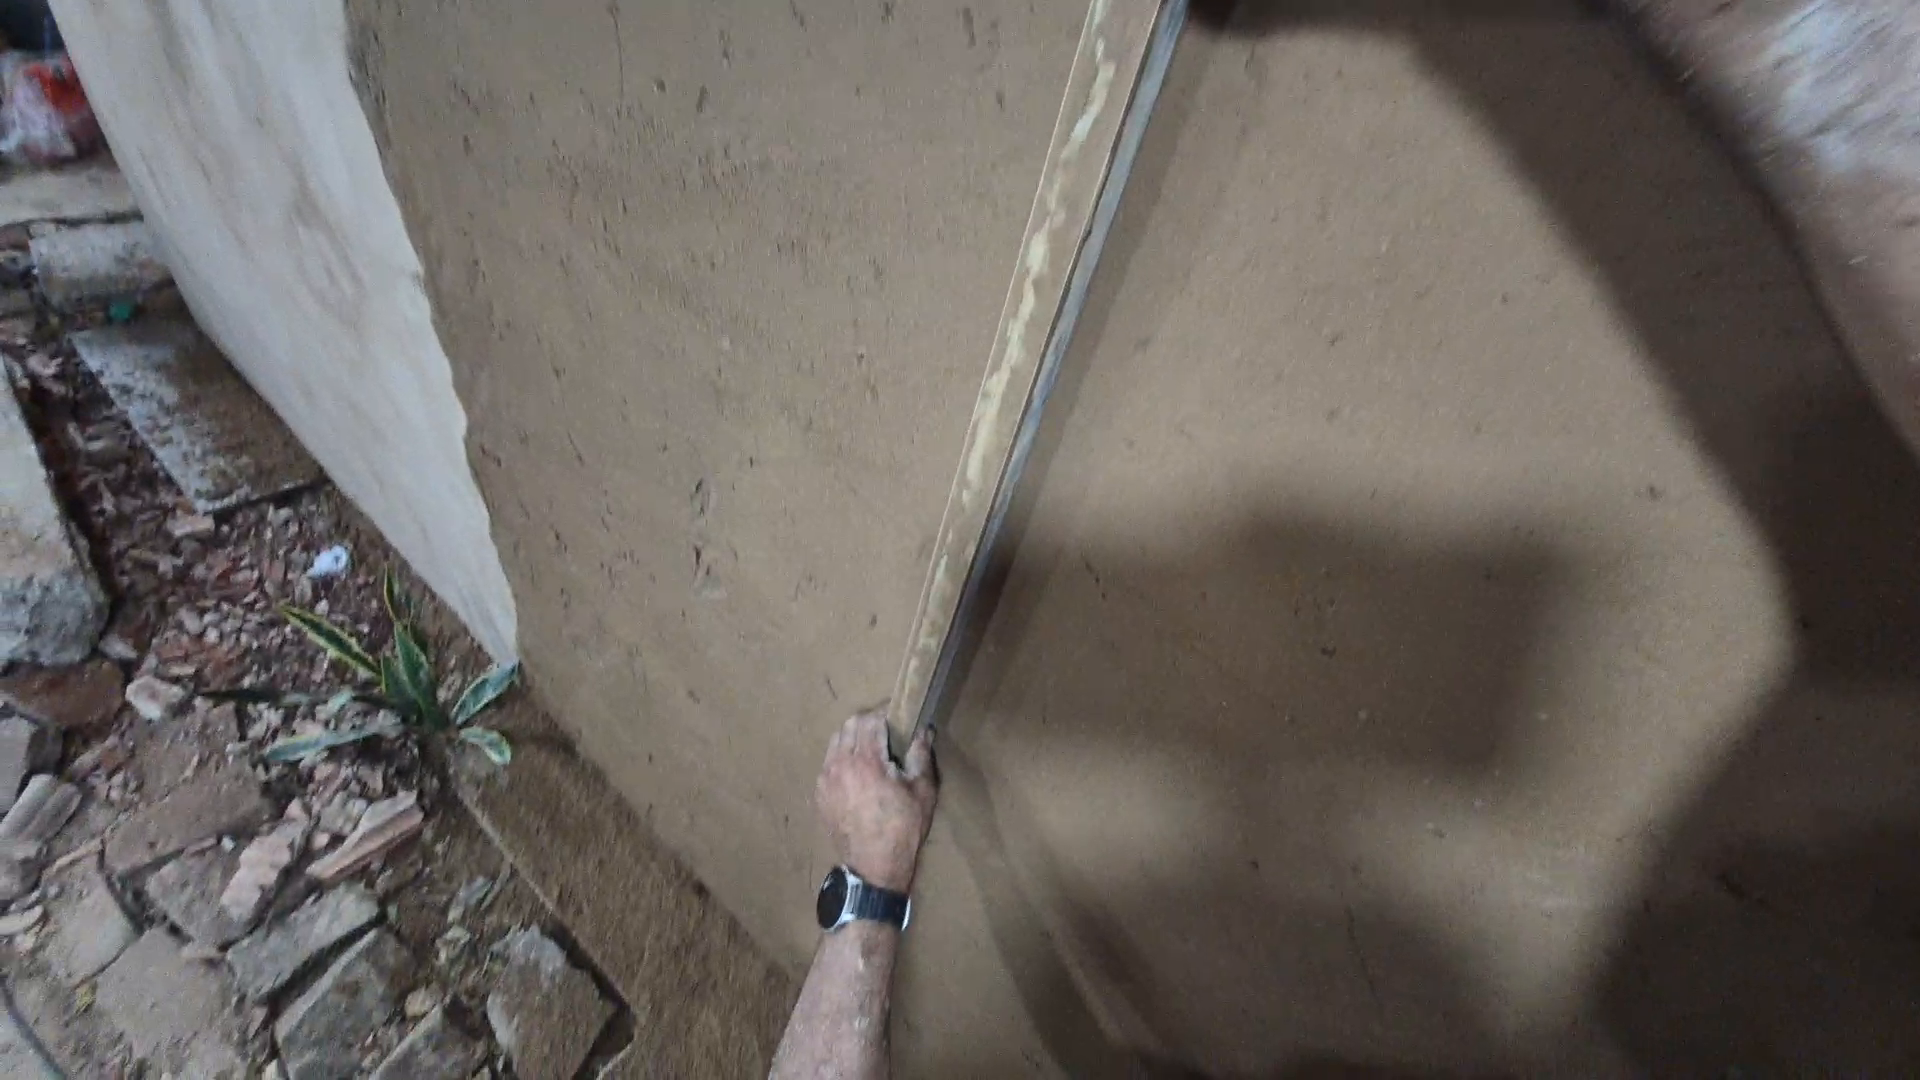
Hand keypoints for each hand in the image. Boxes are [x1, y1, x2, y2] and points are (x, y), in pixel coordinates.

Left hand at [815, 708, 937, 892]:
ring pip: (836, 740)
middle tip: (886, 732)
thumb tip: (923, 729)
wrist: (874, 868)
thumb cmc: (902, 829)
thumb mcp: (922, 791)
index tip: (898, 717)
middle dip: (869, 722)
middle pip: (850, 724)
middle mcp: (841, 765)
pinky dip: (842, 757)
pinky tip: (857, 772)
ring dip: (853, 737)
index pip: (871, 719)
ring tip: (871, 750)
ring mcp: (826, 779)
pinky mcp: (820, 794)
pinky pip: (828, 762)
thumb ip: (921, 754)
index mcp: (866, 761)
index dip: (886, 713)